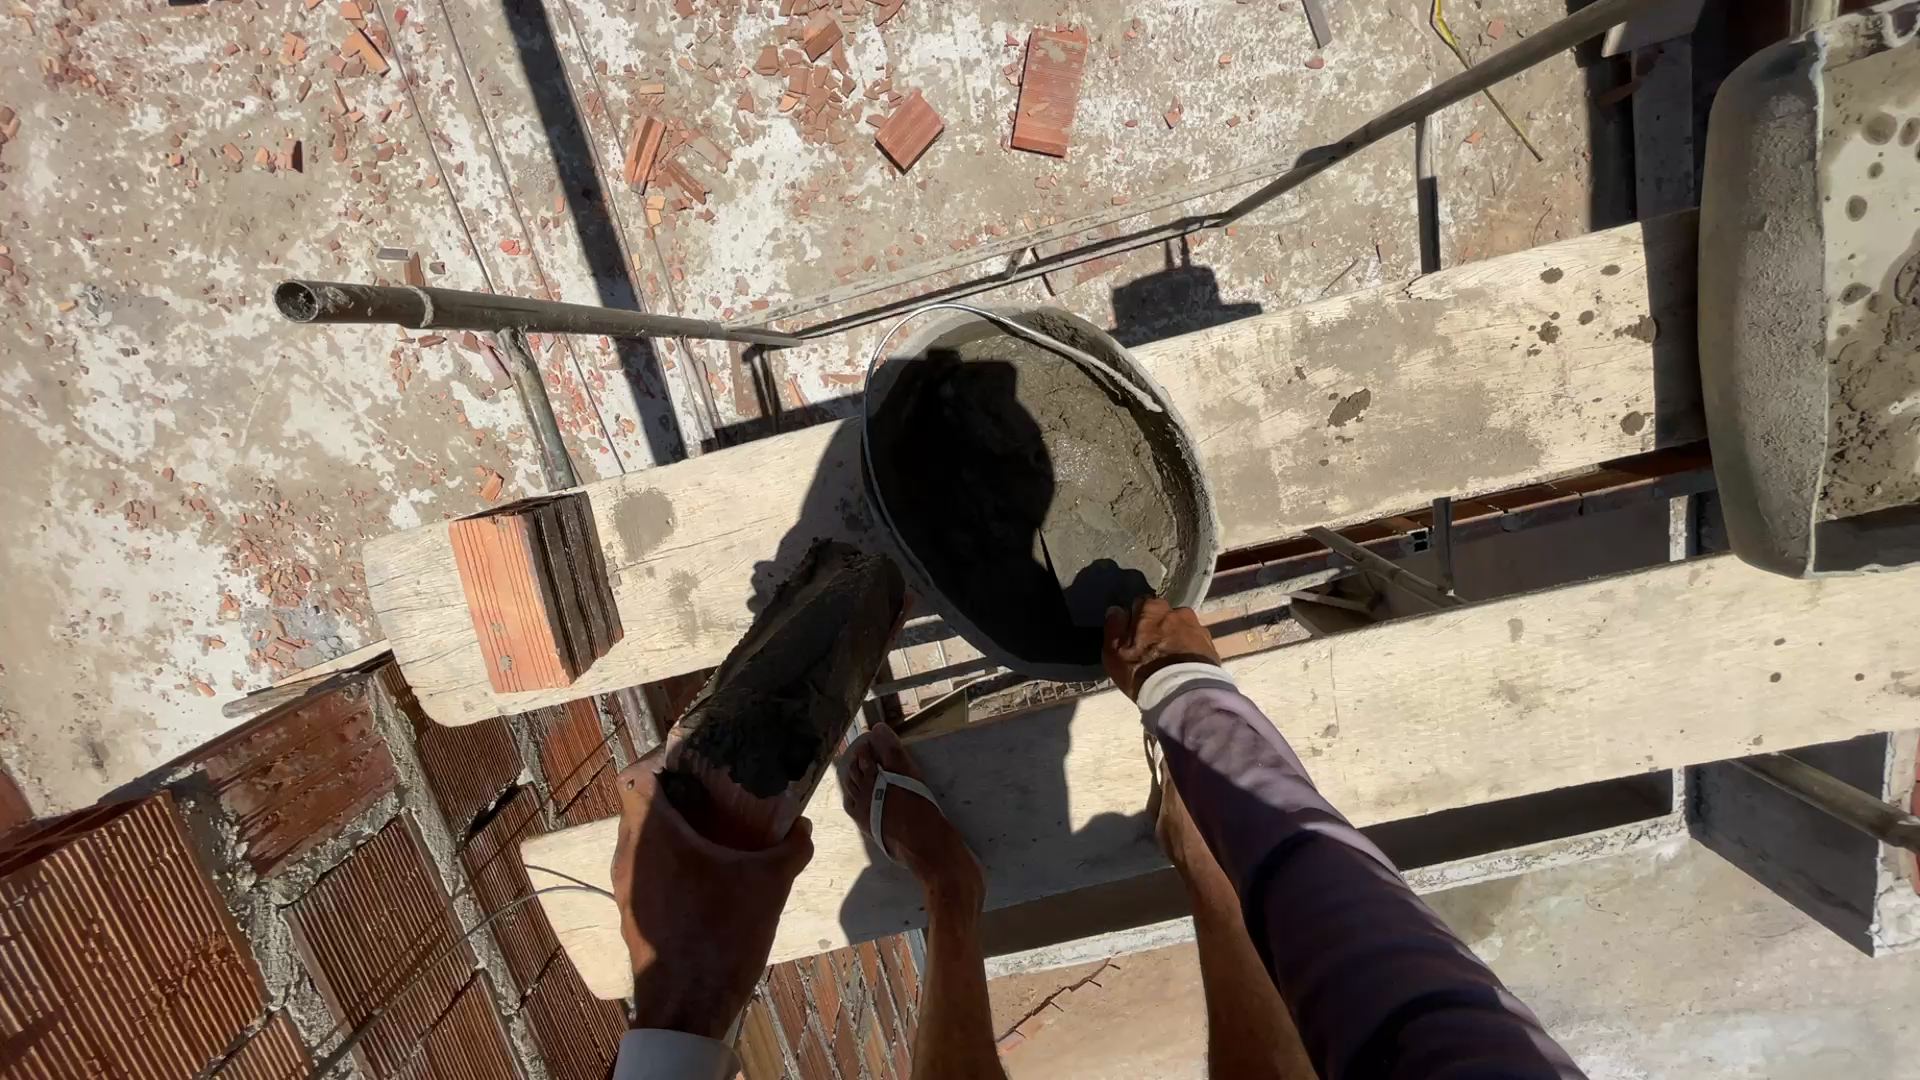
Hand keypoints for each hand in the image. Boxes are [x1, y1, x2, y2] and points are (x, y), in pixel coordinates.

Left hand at [611, 754, 813, 1037]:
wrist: (689, 1010)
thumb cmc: (723, 934)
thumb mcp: (771, 884)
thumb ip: (791, 848)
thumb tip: (801, 826)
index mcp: (655, 835)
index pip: (635, 775)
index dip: (662, 757)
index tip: (697, 755)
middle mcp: (630, 855)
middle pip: (642, 803)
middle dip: (678, 789)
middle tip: (718, 785)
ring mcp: (627, 886)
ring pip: (643, 836)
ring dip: (674, 824)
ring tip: (716, 824)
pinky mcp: (632, 912)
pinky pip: (646, 865)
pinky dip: (671, 856)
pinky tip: (708, 869)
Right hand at [1102, 596, 1219, 699]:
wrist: (1182, 692)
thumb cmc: (1142, 669)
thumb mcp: (1114, 651)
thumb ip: (1114, 626)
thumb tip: (1116, 610)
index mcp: (1151, 608)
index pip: (1140, 604)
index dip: (1136, 619)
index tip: (1133, 635)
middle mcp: (1177, 611)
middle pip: (1165, 615)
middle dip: (1159, 627)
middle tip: (1153, 648)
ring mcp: (1198, 627)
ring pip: (1182, 629)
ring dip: (1177, 638)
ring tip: (1171, 660)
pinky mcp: (1212, 646)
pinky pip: (1196, 644)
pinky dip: (1190, 651)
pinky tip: (1184, 667)